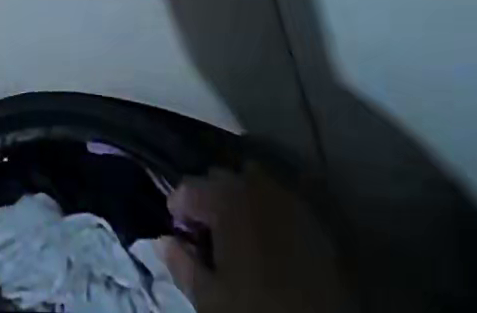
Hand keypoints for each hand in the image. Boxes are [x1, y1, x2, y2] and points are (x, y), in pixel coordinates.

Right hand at [161, 166, 359, 312]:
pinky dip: (266, 206)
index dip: (178, 207)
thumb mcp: (210, 300)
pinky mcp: (311, 212)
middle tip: (205, 233)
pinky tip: (266, 235)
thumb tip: (165, 241)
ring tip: (236, 232)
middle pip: (220, 177)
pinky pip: (279, 195)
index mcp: (226, 200)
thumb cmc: (256, 311)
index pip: (189, 187)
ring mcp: (287, 194)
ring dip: (238, 197)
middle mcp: (256, 184)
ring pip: (252, 181)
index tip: (178, 231)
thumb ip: (182, 266)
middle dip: (208, 198)